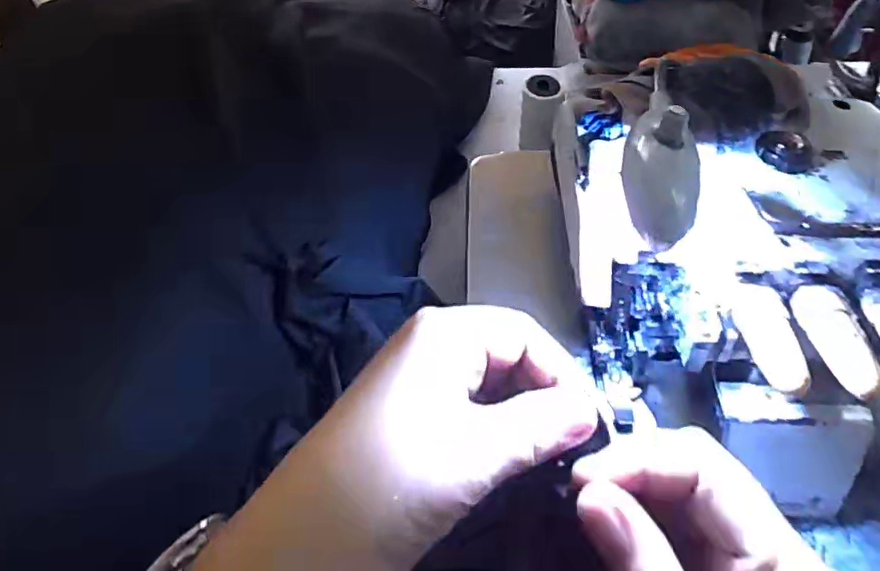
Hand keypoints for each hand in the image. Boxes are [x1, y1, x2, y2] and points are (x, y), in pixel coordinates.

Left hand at [196, 306, 601, 570]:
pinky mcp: (404, 415)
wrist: (288, 553)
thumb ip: (541, 427)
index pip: (526, 334)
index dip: (563, 374)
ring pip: (489, 385)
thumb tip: (590, 413)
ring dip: (521, 416)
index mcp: (446, 331)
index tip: (591, 424)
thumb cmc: (391, 486)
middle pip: (509, 355)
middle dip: (544, 395)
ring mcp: (414, 378)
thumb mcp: (476, 456)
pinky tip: (507, 461)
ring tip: (548, 456)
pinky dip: (493, 430)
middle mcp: (431, 342)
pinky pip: (465, 407)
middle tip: (574, 444)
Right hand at [573, 427, 827, 570]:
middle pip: (688, 472)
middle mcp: (761, 539)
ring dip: (624, 494)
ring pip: (674, 499)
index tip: (584, 475)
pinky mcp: (715, 567)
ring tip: (577, 499)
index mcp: (778, 549)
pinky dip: (633, 523)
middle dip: (627, 471)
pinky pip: (672, 530)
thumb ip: (647, 563)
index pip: (704, 462)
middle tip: (572, 486)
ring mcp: (737, 554)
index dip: (640, 457)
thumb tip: (592, 491)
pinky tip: (603, 522)